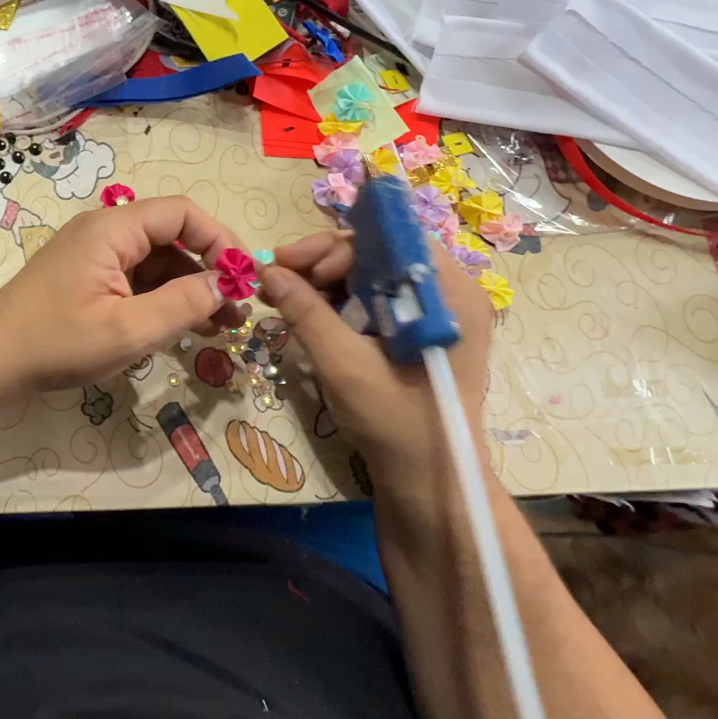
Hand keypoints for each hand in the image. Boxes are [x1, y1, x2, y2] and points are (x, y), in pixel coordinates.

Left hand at [0, 197, 247, 393]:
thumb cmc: (56, 343)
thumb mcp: (128, 330)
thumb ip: (182, 305)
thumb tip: (225, 284)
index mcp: (112, 230)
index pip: (181, 213)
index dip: (219, 240)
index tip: (244, 278)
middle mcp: (103, 232)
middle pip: (170, 237)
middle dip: (208, 270)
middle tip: (238, 311)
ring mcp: (93, 256)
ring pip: (156, 261)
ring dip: (188, 288)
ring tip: (220, 327)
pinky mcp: (86, 278)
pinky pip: (135, 278)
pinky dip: (162, 299)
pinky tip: (184, 327)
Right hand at [257, 230, 493, 476]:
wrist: (427, 480)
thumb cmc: (395, 420)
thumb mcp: (343, 363)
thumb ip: (305, 312)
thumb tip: (268, 271)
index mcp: (450, 296)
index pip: (392, 239)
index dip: (338, 244)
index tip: (294, 264)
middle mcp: (448, 296)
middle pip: (378, 254)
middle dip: (323, 261)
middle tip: (276, 277)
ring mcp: (432, 316)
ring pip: (370, 275)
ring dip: (322, 280)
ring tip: (279, 294)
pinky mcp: (415, 334)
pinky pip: (372, 300)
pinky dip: (335, 301)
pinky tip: (302, 311)